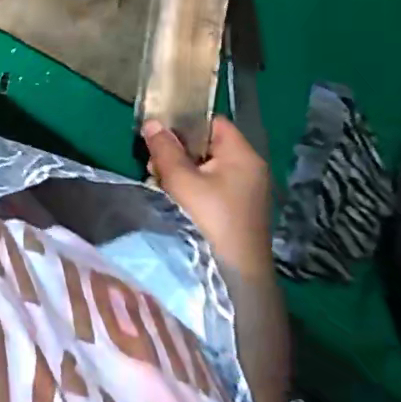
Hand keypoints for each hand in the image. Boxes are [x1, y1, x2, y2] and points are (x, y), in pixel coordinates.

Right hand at [142, 116, 272, 272]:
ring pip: (203, 168)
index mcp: (243, 156)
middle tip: (154, 164)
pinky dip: (189, 190)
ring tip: (160, 184)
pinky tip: (171, 201)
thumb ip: (164, 148)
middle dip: (176, 152)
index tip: (158, 133)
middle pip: (205, 145)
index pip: (213, 122)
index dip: (185, 123)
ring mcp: (243, 193)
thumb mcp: (181, 180)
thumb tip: (152, 122)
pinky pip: (208, 188)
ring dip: (179, 173)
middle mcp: (248, 170)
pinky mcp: (235, 213)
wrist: (235, 279)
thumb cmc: (209, 220)